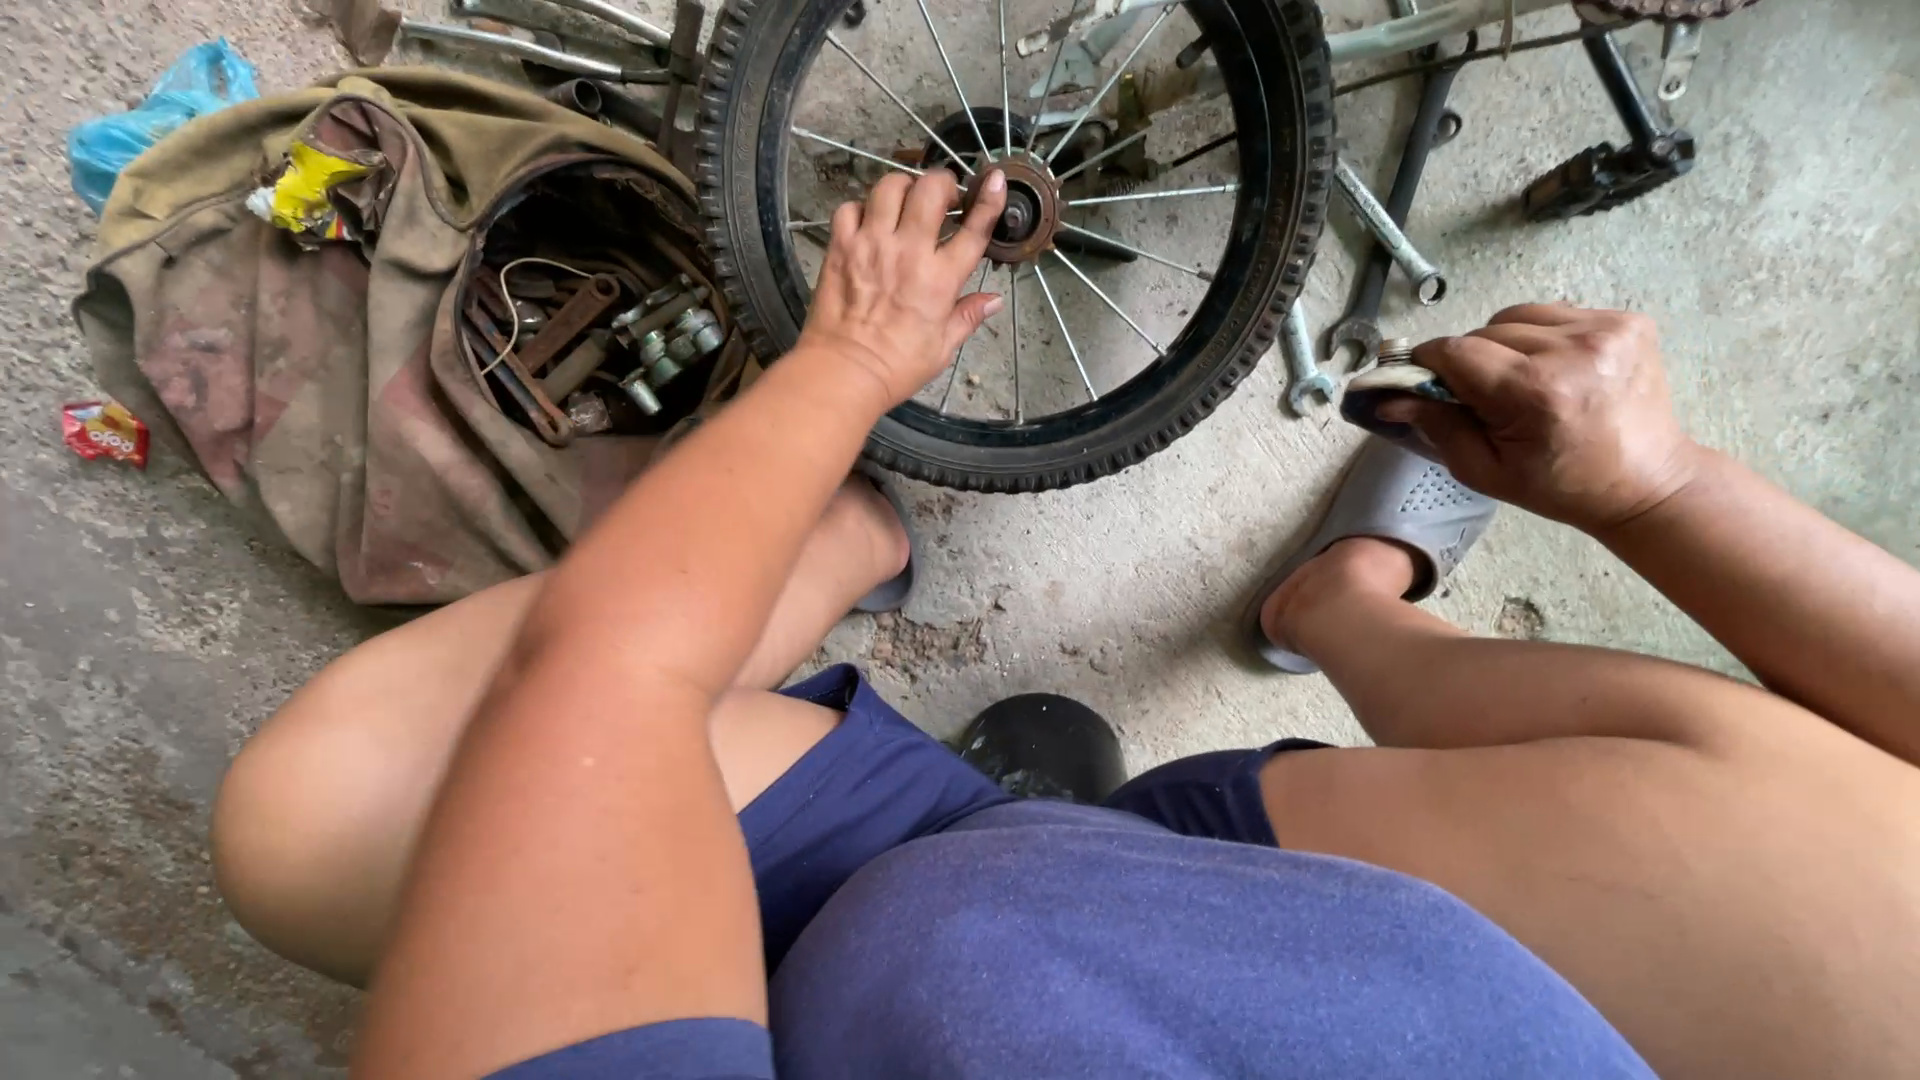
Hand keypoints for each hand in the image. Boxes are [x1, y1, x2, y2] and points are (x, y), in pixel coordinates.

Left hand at [796, 169, 1006, 406]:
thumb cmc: (895, 367)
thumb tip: (992, 301)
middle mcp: (909, 252)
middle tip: (943, 196)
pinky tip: (867, 223)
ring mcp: (872, 245)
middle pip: (930, 190)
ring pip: (889, 187)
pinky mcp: (841, 247)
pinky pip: (850, 208)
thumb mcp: (942, 349)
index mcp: (940, 280)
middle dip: (942, 183)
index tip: (995, 181)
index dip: (989, 200)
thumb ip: (967, 317)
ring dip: (903, 187)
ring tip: (905, 201)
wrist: (844, 372)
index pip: (973, 229)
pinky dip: (861, 208)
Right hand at [1378, 304, 1704, 532]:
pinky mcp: (1627, 320)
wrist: (1646, 480)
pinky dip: (1536, 335)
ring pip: (1516, 316)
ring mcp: (1607, 329)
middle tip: (1474, 393)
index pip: (1455, 351)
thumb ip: (1435, 426)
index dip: (1428, 364)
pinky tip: (1546, 365)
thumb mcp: (1482, 469)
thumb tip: (1388, 399)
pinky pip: (1553, 313)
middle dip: (1466, 359)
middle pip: (1483, 331)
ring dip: (1500, 342)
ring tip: (1512, 376)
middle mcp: (1574, 349)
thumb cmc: (1555, 484)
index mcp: (1536, 391)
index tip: (1420, 382)